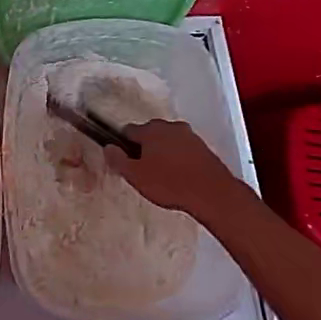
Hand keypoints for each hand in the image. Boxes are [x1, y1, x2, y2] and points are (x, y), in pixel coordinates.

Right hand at [104, 119, 245, 215]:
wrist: (211, 192)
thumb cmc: (169, 183)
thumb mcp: (135, 175)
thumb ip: (118, 160)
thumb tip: (108, 148)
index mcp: (150, 129)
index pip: (127, 131)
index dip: (122, 145)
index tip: (124, 161)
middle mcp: (170, 126)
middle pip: (149, 134)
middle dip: (143, 149)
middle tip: (142, 172)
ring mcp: (189, 135)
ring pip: (167, 141)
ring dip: (162, 154)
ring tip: (162, 178)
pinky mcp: (203, 148)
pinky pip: (183, 150)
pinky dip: (178, 159)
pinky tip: (178, 177)